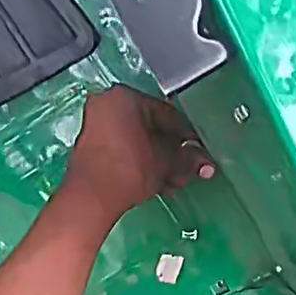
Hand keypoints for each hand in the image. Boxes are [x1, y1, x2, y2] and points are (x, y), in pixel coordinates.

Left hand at [59, 86, 213, 221]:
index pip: (168, 113)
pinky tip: (156, 181)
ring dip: (157, 159)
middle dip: (171, 150)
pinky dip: (140, 162)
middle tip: (187, 167)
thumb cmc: (130, 170)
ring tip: (173, 179)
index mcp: (125, 97)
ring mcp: (96, 125)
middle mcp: (107, 104)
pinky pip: (124, 149)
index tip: (198, 150)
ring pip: (137, 140)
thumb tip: (205, 163)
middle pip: (150, 127)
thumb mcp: (167, 162)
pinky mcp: (90, 147)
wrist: (93, 197)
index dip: (187, 135)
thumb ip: (188, 159)